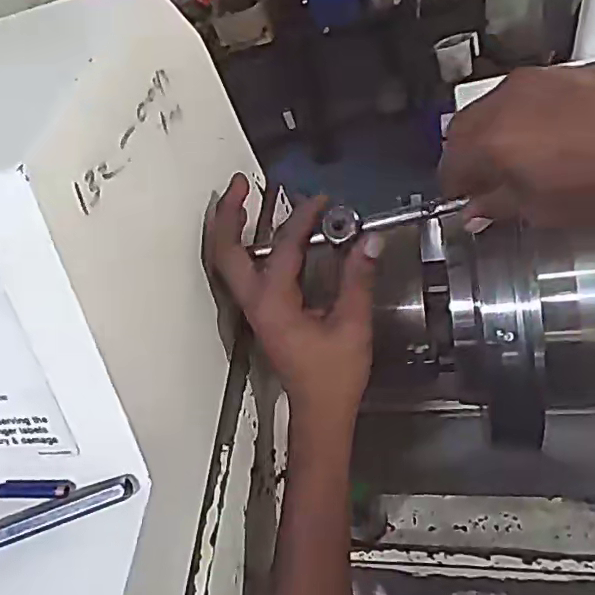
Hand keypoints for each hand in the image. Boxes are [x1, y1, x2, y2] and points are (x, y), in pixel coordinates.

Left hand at [207, 174, 379, 424]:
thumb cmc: (333, 376)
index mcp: (274, 304)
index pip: (284, 248)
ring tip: (240, 199)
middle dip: (229, 213)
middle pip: (226, 251)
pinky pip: (243, 271)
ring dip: (230, 227)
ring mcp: (254, 309)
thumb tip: (369, 241)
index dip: (304, 219)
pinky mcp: (262, 313)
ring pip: (228, 261)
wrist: (319, 410)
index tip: (322, 201)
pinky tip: (260, 233)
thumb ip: (357, 280)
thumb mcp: (351, 326)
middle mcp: (255, 303)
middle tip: (240, 184)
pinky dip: (244, 245)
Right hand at [438, 64, 594, 232]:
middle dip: (471, 159)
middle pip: (466, 129)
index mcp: (496, 136)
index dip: (455, 190)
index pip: (449, 164)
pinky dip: (535, 121)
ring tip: (533, 170)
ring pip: (502, 109)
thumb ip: (501, 205)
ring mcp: (549, 78)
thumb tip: (480, 207)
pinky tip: (565, 146)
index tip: (466, 203)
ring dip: (503, 138)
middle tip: (490, 189)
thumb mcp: (551, 212)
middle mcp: (514, 97)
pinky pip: (538, 96)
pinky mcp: (582, 70)